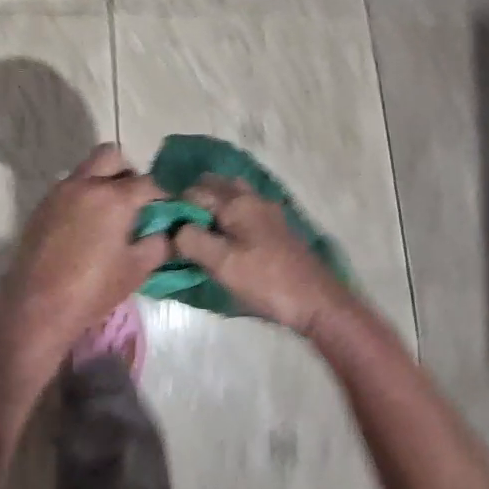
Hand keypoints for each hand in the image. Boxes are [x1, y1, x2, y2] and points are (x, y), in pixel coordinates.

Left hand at [2, 144, 167, 345]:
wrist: (39, 304)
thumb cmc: (93, 289)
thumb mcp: (136, 270)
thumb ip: (157, 244)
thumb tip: (165, 232)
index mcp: (114, 197)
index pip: (147, 182)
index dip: (161, 195)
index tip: (165, 210)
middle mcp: (86, 184)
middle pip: (111, 156)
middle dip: (127, 172)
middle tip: (133, 202)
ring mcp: (60, 191)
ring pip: (87, 169)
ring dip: (102, 181)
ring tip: (109, 216)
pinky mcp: (43, 204)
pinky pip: (69, 187)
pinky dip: (82, 196)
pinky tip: (85, 226)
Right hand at [175, 177, 355, 334]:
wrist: (318, 303)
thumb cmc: (266, 282)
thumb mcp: (221, 264)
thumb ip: (191, 240)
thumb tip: (175, 230)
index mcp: (236, 202)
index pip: (194, 192)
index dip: (178, 209)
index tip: (170, 232)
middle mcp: (252, 198)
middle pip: (215, 185)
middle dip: (196, 201)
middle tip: (185, 230)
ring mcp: (268, 211)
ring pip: (233, 195)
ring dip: (215, 206)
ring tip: (205, 233)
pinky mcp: (278, 228)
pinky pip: (246, 209)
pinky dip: (232, 215)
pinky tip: (228, 239)